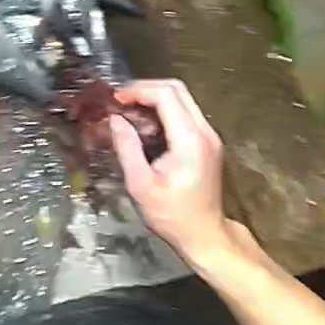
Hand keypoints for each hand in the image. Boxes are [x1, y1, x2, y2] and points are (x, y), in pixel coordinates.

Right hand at [108, 80, 248, 271]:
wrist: (205, 235)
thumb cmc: (172, 215)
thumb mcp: (141, 185)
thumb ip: (127, 148)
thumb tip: (115, 120)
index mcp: (190, 140)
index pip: (166, 96)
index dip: (138, 90)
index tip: (115, 99)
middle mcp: (204, 131)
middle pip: (176, 89)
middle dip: (145, 89)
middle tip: (120, 101)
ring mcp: (209, 135)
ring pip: (182, 98)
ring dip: (154, 99)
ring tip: (129, 112)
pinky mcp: (208, 141)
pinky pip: (185, 113)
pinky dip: (164, 111)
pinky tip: (145, 126)